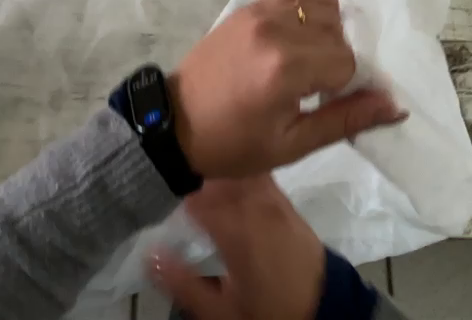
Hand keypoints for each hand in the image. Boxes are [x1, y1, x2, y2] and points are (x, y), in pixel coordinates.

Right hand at [149, 177, 325, 319]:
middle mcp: (254, 202)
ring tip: (191, 173)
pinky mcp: (280, 193)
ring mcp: (269, 194)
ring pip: (233, 166)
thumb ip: (184, 283)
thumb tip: (149, 254)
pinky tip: (220, 176)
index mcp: (236, 227)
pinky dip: (233, 167)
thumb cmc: (268, 308)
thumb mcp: (222, 310)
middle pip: (214, 172)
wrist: (321, 301)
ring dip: (211, 166)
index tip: (155, 192)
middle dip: (190, 171)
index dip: (171, 188)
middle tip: (168, 178)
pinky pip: (251, 169)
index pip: (195, 193)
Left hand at [170, 0, 405, 178]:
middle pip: (338, 33)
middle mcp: (275, 30)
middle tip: (320, 90)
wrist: (176, 123)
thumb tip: (396, 106)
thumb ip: (346, 119)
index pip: (347, 63)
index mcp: (285, 68)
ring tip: (311, 63)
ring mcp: (260, 12)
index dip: (348, 86)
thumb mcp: (293, 144)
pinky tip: (304, 36)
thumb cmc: (234, 143)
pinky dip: (310, 10)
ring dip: (327, 33)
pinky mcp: (249, 6)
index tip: (332, 104)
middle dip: (338, 61)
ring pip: (322, 8)